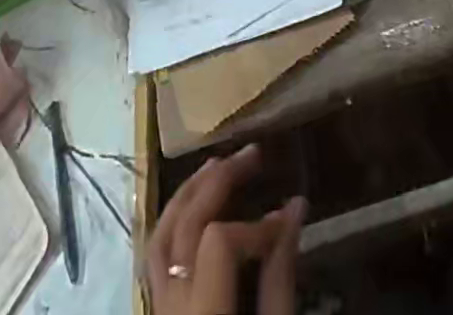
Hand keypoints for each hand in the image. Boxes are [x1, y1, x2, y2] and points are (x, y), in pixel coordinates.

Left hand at [147, 144, 304, 314]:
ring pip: (162, 232)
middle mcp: (170, 300)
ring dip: (189, 192)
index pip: (219, 242)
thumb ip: (282, 278)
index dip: (256, 226)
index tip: (289, 216)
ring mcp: (157, 303)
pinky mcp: (157, 306)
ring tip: (217, 165)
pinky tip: (195, 204)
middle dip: (218, 183)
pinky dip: (176, 219)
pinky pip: (158, 251)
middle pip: (185, 224)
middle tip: (251, 154)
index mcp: (201, 309)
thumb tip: (295, 209)